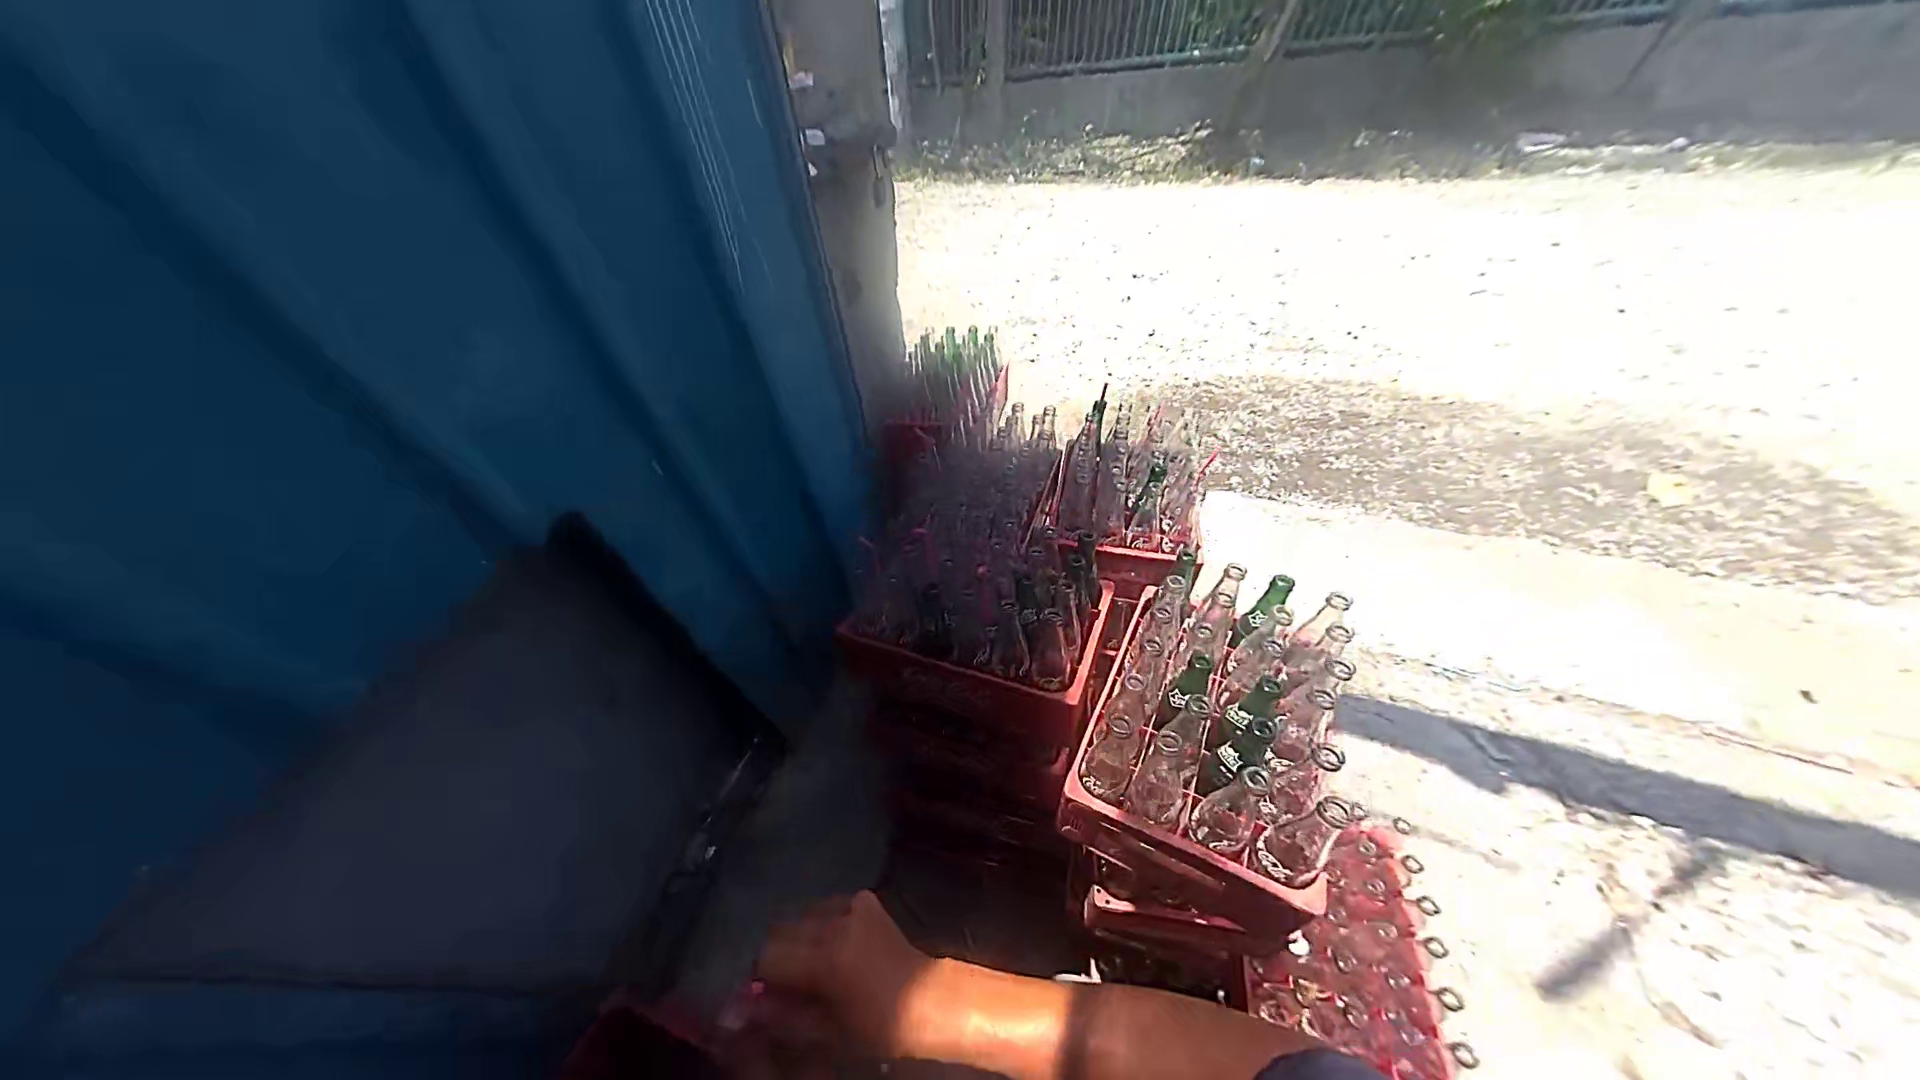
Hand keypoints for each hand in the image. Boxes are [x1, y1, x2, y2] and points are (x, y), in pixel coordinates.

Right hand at [754, 890, 933, 1059]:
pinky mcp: (865, 899)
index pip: (767, 956)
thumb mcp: (825, 1030)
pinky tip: (833, 941)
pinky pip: (829, 905)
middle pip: (781, 930)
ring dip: (798, 937)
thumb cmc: (877, 1024)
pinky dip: (822, 920)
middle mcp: (836, 921)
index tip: (759, 994)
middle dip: (775, 956)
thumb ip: (781, 1014)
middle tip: (783, 984)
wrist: (926, 999)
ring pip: (803, 915)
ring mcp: (853, 904)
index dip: (758, 978)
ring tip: (811, 965)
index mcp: (826, 956)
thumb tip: (742, 1009)